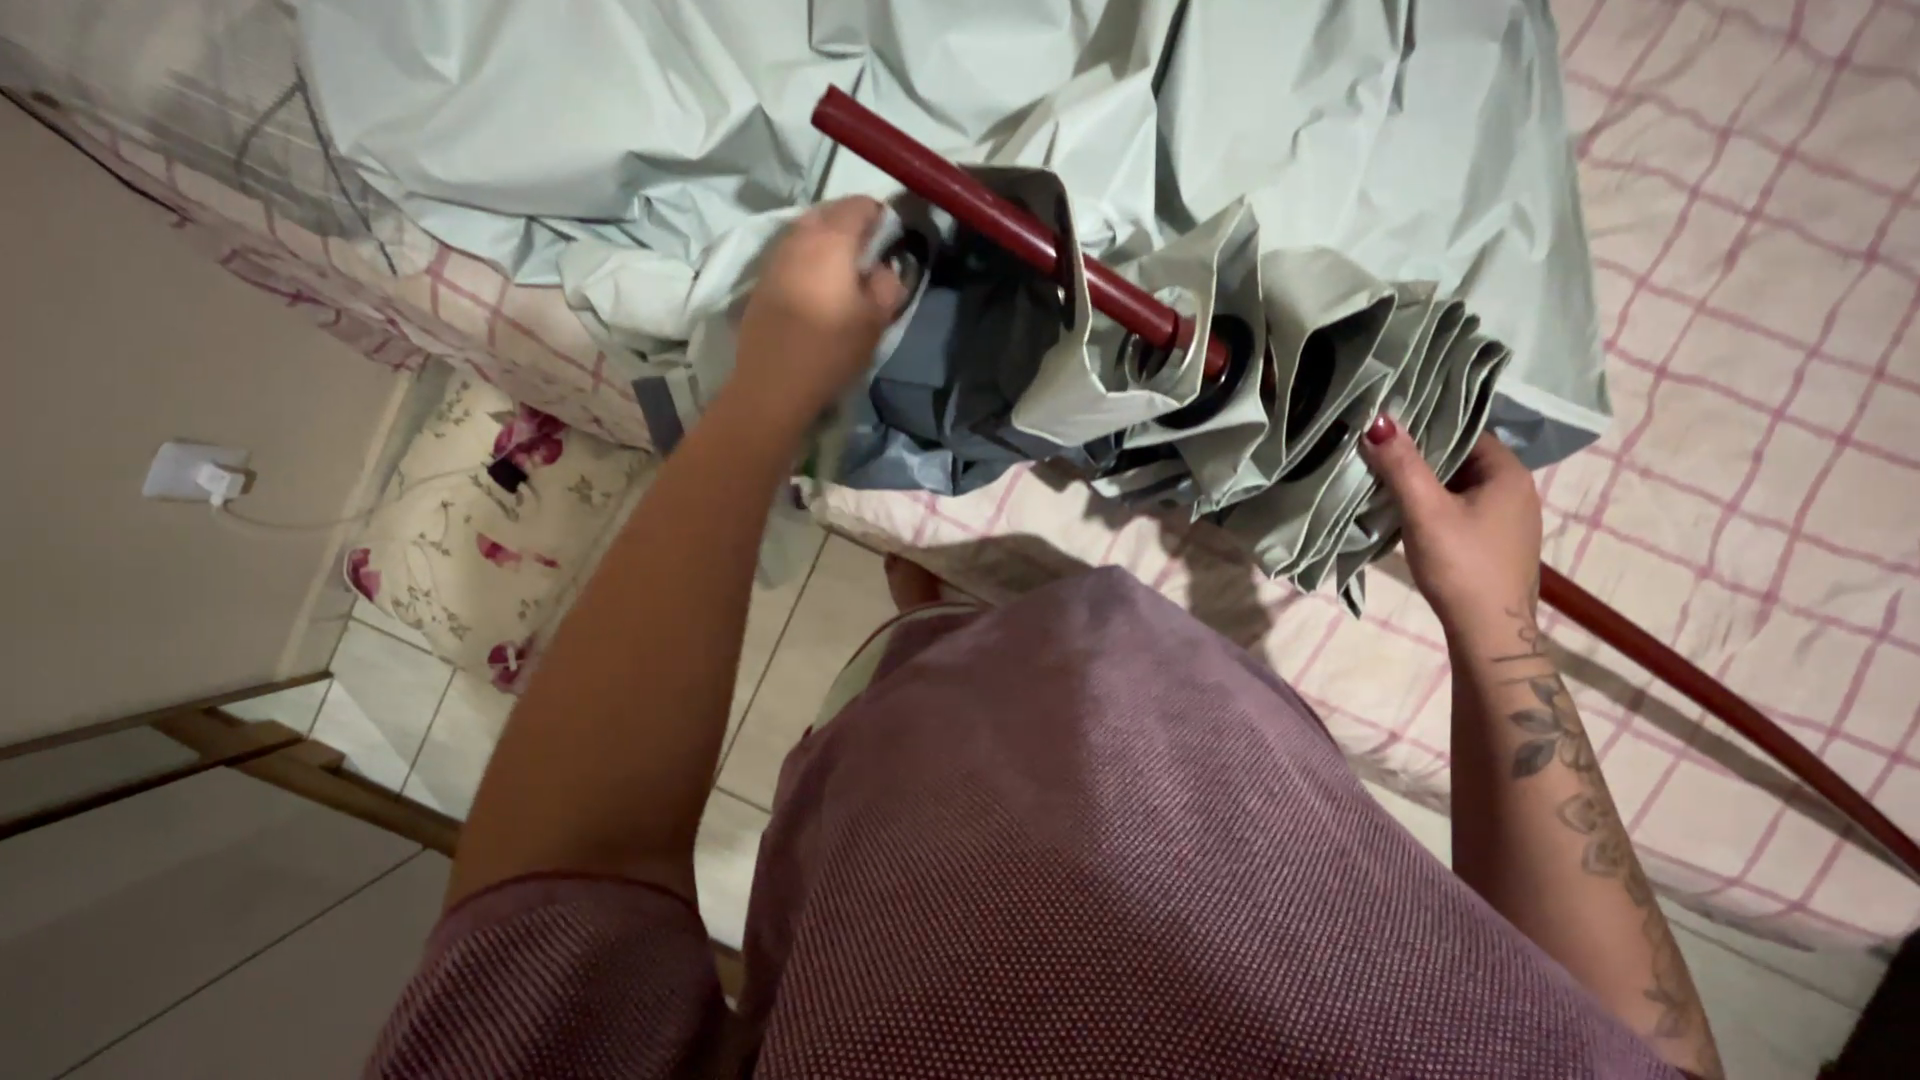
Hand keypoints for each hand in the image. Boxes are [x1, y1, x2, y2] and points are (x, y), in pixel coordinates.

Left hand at [731, 197, 907, 420]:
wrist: (772, 384)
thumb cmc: (831, 349)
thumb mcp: (876, 320)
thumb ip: (888, 284)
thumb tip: (886, 267)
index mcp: (832, 240)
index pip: (859, 205)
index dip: (880, 215)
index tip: (891, 239)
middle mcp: (799, 238)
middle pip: (830, 212)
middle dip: (852, 224)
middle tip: (871, 253)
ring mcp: (776, 257)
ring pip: (807, 231)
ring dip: (828, 240)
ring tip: (845, 270)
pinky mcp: (762, 280)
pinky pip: (791, 253)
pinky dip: (809, 258)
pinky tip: (819, 286)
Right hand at [1357, 418, 1542, 640]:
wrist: (1488, 631)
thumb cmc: (1460, 564)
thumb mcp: (1425, 511)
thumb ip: (1402, 464)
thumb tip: (1378, 419)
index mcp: (1508, 472)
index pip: (1466, 431)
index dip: (1427, 427)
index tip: (1387, 431)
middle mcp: (1517, 489)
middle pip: (1462, 458)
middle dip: (1421, 456)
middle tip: (1378, 454)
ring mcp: (1509, 518)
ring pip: (1460, 485)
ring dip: (1426, 483)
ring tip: (1385, 481)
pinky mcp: (1496, 541)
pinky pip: (1463, 508)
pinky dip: (1436, 505)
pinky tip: (1409, 514)